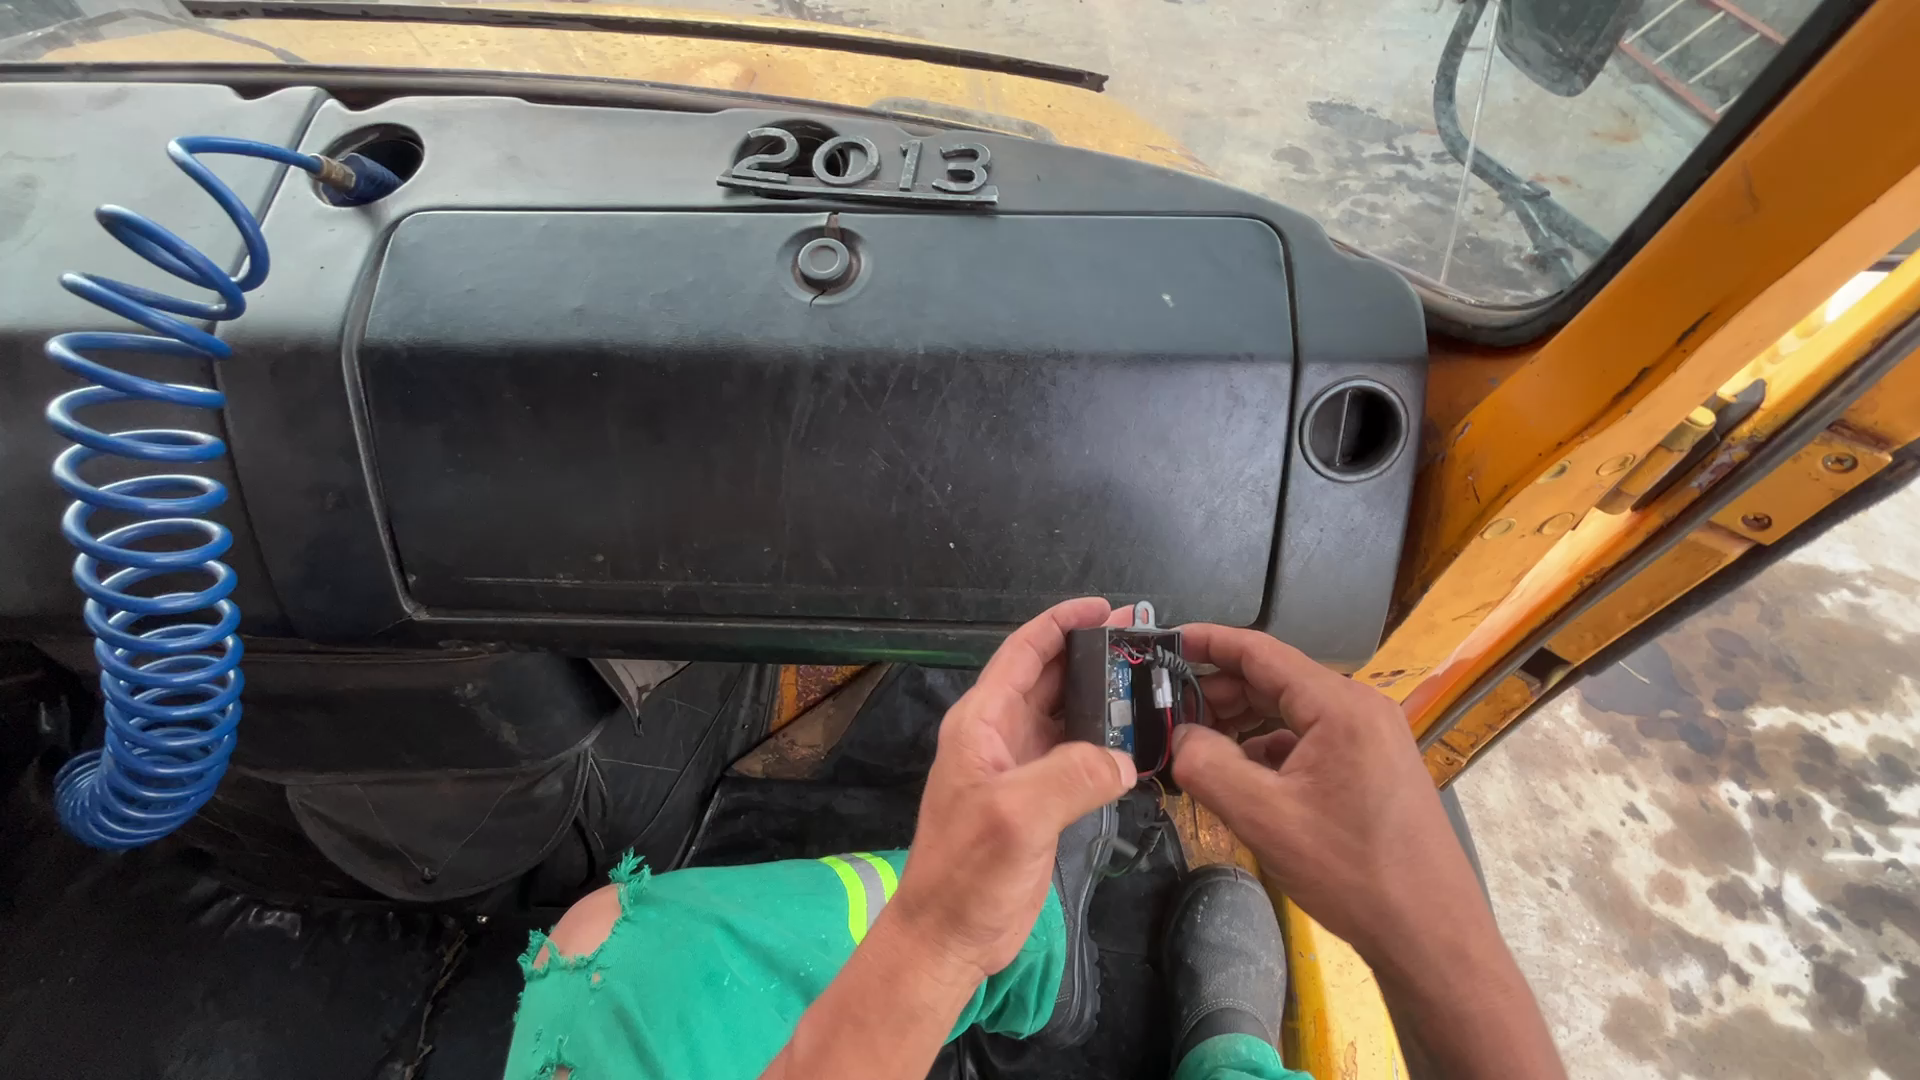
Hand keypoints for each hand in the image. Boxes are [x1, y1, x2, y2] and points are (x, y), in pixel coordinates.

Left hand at [886, 597, 1137, 980]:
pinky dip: (1103, 745)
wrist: (950, 936)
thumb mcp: (1016, 815)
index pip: (1022, 653)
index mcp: (982, 721)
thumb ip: (1071, 776)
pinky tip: (1136, 745)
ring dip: (1099, 698)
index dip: (1059, 623)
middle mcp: (1000, 734)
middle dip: (1089, 654)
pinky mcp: (1038, 798)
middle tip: (1140, 641)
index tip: (1101, 606)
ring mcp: (1020, 766)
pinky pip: (1075, 757)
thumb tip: (1123, 759)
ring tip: (1146, 685)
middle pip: (1047, 677)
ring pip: (1064, 716)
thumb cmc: (967, 871)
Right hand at [1168, 625, 1482, 962]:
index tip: (1166, 642)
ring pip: (1288, 710)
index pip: (1260, 651)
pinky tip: (1245, 778)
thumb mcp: (1263, 818)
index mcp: (1339, 706)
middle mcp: (1359, 708)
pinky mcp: (1371, 766)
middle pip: (1273, 679)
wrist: (1433, 940)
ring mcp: (1370, 737)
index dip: (1209, 641)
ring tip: (1201, 748)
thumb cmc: (1351, 871)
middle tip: (1172, 715)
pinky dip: (1267, 747)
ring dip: (1241, 722)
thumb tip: (1178, 736)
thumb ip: (1206, 765)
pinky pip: (1307, 738)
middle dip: (1218, 692)